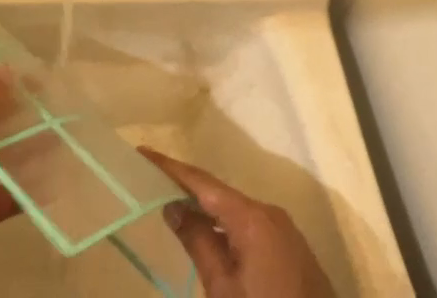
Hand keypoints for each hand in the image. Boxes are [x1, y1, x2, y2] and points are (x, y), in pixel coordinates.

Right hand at [142, 147, 334, 297]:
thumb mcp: (223, 289)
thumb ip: (198, 243)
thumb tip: (174, 207)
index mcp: (252, 218)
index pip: (203, 183)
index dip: (171, 168)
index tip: (143, 152)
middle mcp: (270, 213)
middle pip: (220, 193)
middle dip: (187, 187)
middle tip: (152, 181)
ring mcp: (286, 232)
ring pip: (237, 211)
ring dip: (207, 209)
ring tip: (174, 206)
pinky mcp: (293, 250)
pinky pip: (252, 227)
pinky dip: (227, 226)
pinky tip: (210, 236)